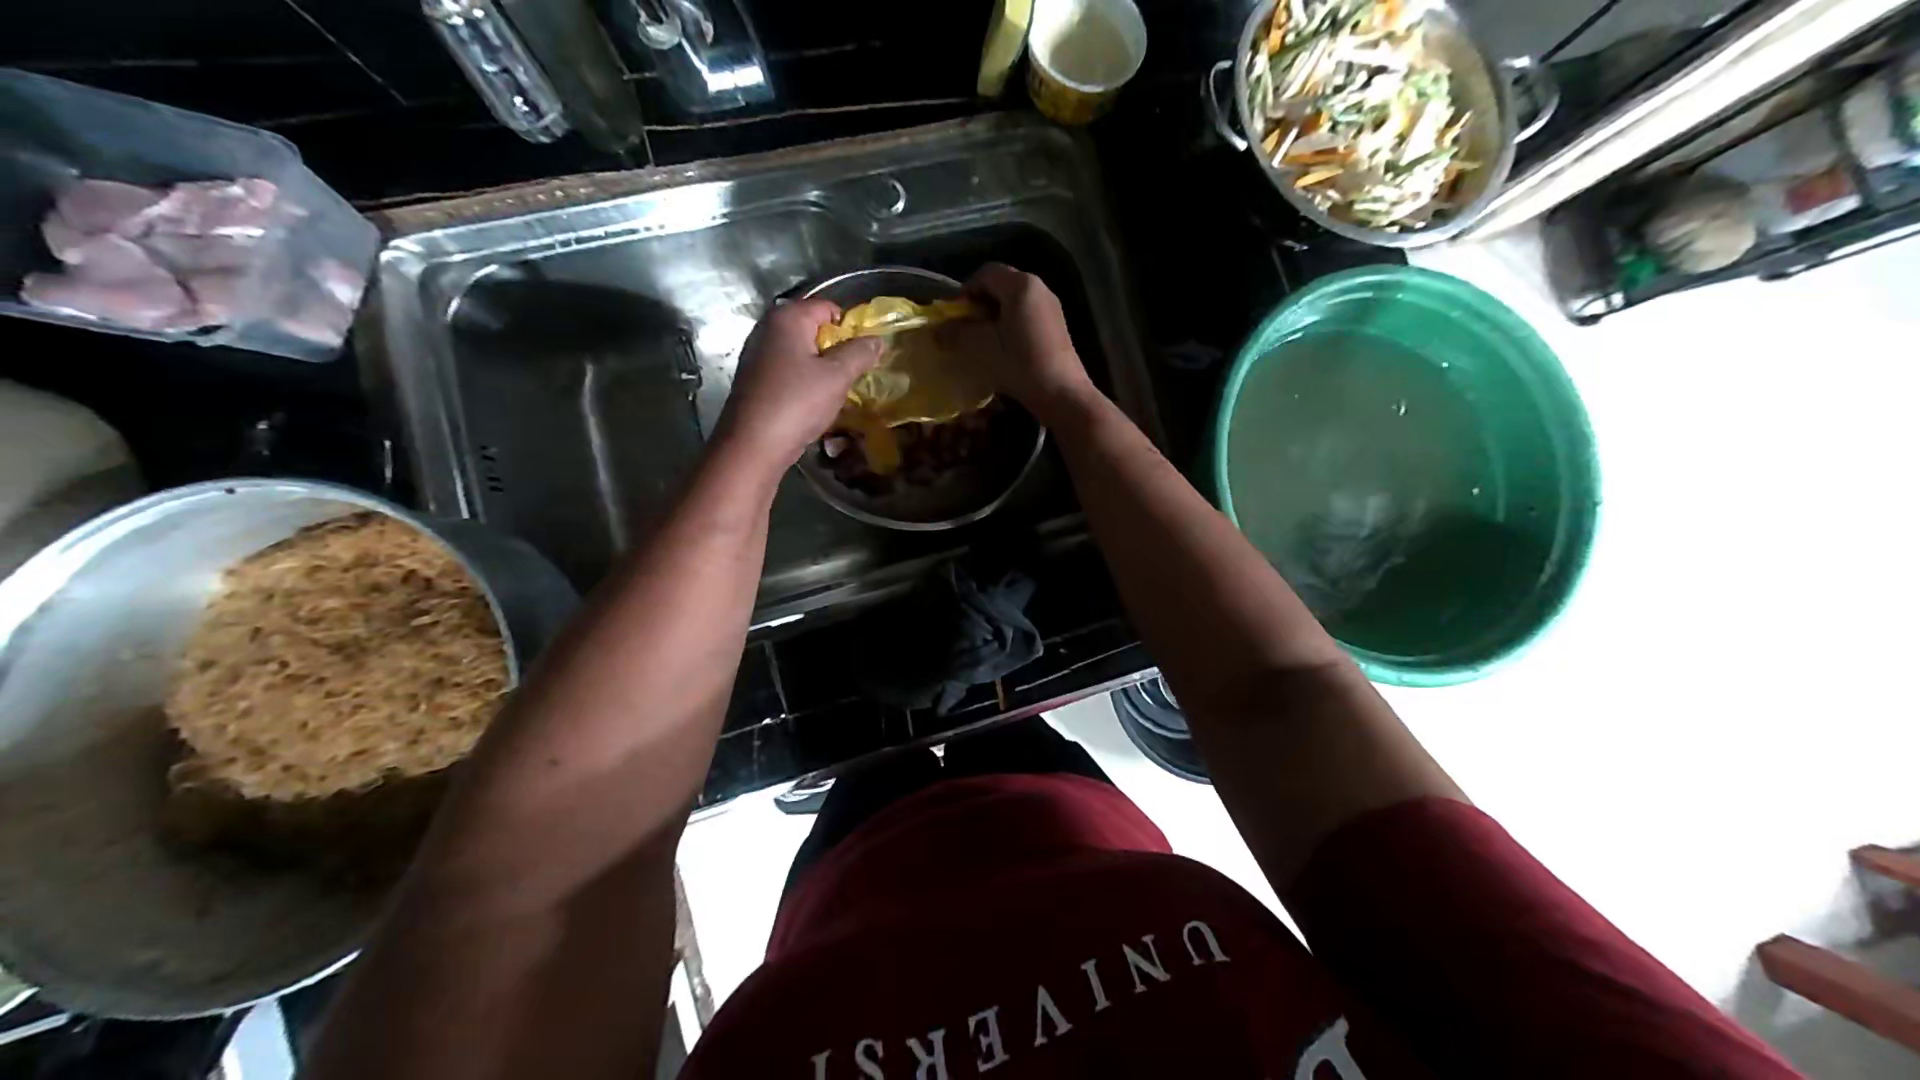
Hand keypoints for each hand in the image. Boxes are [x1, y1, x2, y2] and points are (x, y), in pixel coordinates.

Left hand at [716, 297, 880, 469]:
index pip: (828, 308)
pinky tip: (812, 403)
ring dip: (821, 368)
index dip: (850, 328)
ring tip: (835, 391)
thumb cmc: (797, 403)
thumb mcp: (837, 377)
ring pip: (801, 352)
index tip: (863, 354)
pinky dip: (803, 381)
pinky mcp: (755, 379)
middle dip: (836, 349)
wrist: (753, 445)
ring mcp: (757, 354)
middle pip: (813, 329)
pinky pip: (788, 371)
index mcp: (787, 318)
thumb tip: (877, 340)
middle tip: (853, 374)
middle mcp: (768, 329)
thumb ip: (860, 353)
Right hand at [944, 263, 1097, 422]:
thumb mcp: (982, 348)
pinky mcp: (1056, 325)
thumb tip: (937, 331)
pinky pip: (1026, 314)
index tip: (955, 317)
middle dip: (979, 303)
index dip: (964, 292)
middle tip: (966, 329)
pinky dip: (1010, 324)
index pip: (985, 273)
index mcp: (1020, 285)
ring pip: (1013, 300)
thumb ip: (957, 334)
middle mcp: (1039, 287)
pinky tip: (1004, 348)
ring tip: (983, 340)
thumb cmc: (1020, 365)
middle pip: (1000, 284)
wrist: (1062, 393)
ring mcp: (1050, 306)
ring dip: (994, 315)